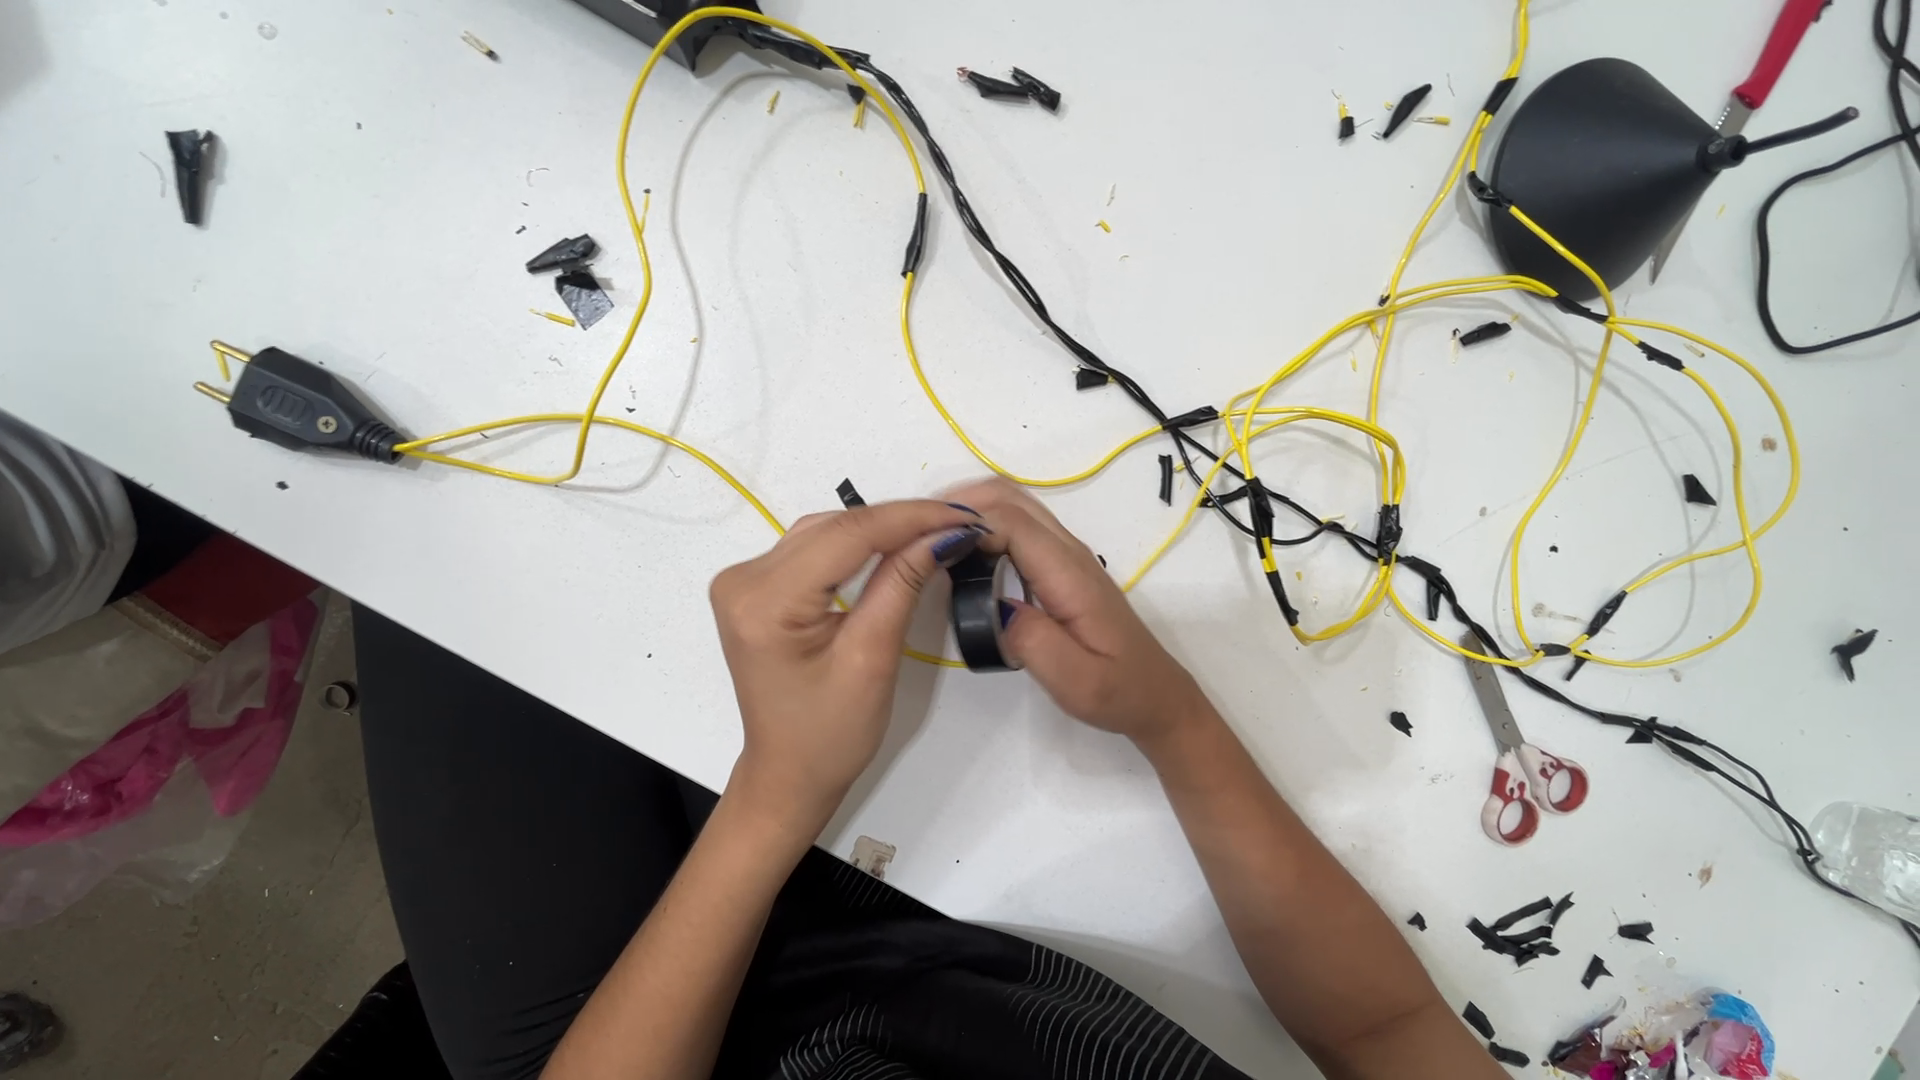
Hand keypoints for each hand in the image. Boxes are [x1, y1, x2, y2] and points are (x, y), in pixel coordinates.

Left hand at [709, 500, 985, 832]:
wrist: (789, 772)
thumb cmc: (832, 733)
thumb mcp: (874, 657)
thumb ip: (902, 584)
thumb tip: (942, 533)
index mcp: (765, 602)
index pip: (848, 535)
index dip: (910, 518)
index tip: (964, 516)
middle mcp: (743, 579)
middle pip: (834, 527)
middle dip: (900, 521)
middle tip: (959, 522)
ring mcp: (744, 579)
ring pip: (825, 530)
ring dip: (880, 528)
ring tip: (935, 530)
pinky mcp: (755, 585)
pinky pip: (814, 546)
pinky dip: (857, 543)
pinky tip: (893, 543)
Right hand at [943, 479, 1209, 745]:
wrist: (1157, 696)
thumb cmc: (1118, 691)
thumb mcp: (1075, 681)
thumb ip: (1031, 641)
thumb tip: (991, 605)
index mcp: (1068, 574)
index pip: (1009, 522)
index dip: (964, 522)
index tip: (923, 544)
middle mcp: (1068, 552)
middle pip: (1010, 497)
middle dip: (960, 502)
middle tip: (915, 533)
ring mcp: (1067, 555)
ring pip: (1014, 504)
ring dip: (971, 508)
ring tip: (929, 538)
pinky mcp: (1061, 565)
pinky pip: (1018, 525)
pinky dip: (984, 523)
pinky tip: (961, 552)